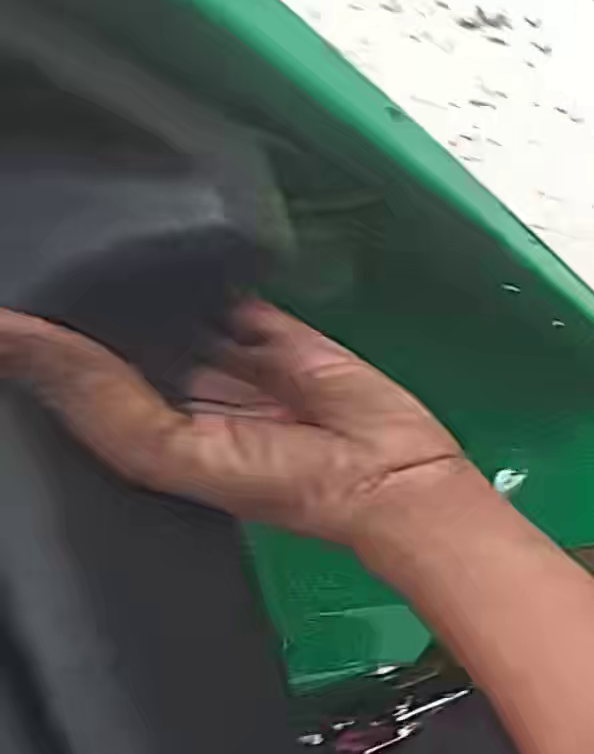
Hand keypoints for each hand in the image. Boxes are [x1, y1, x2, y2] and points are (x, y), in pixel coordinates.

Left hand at [0, 301, 483, 546]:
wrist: (394, 475)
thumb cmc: (297, 488)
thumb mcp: (170, 454)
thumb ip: (93, 394)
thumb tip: (3, 328)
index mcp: (159, 431)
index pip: (82, 377)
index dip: (42, 344)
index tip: (5, 310)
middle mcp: (199, 394)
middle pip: (125, 340)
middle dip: (88, 315)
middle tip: (32, 275)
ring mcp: (250, 364)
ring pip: (176, 314)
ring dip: (141, 293)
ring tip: (92, 265)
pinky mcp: (294, 340)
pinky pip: (239, 301)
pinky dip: (206, 281)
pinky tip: (167, 265)